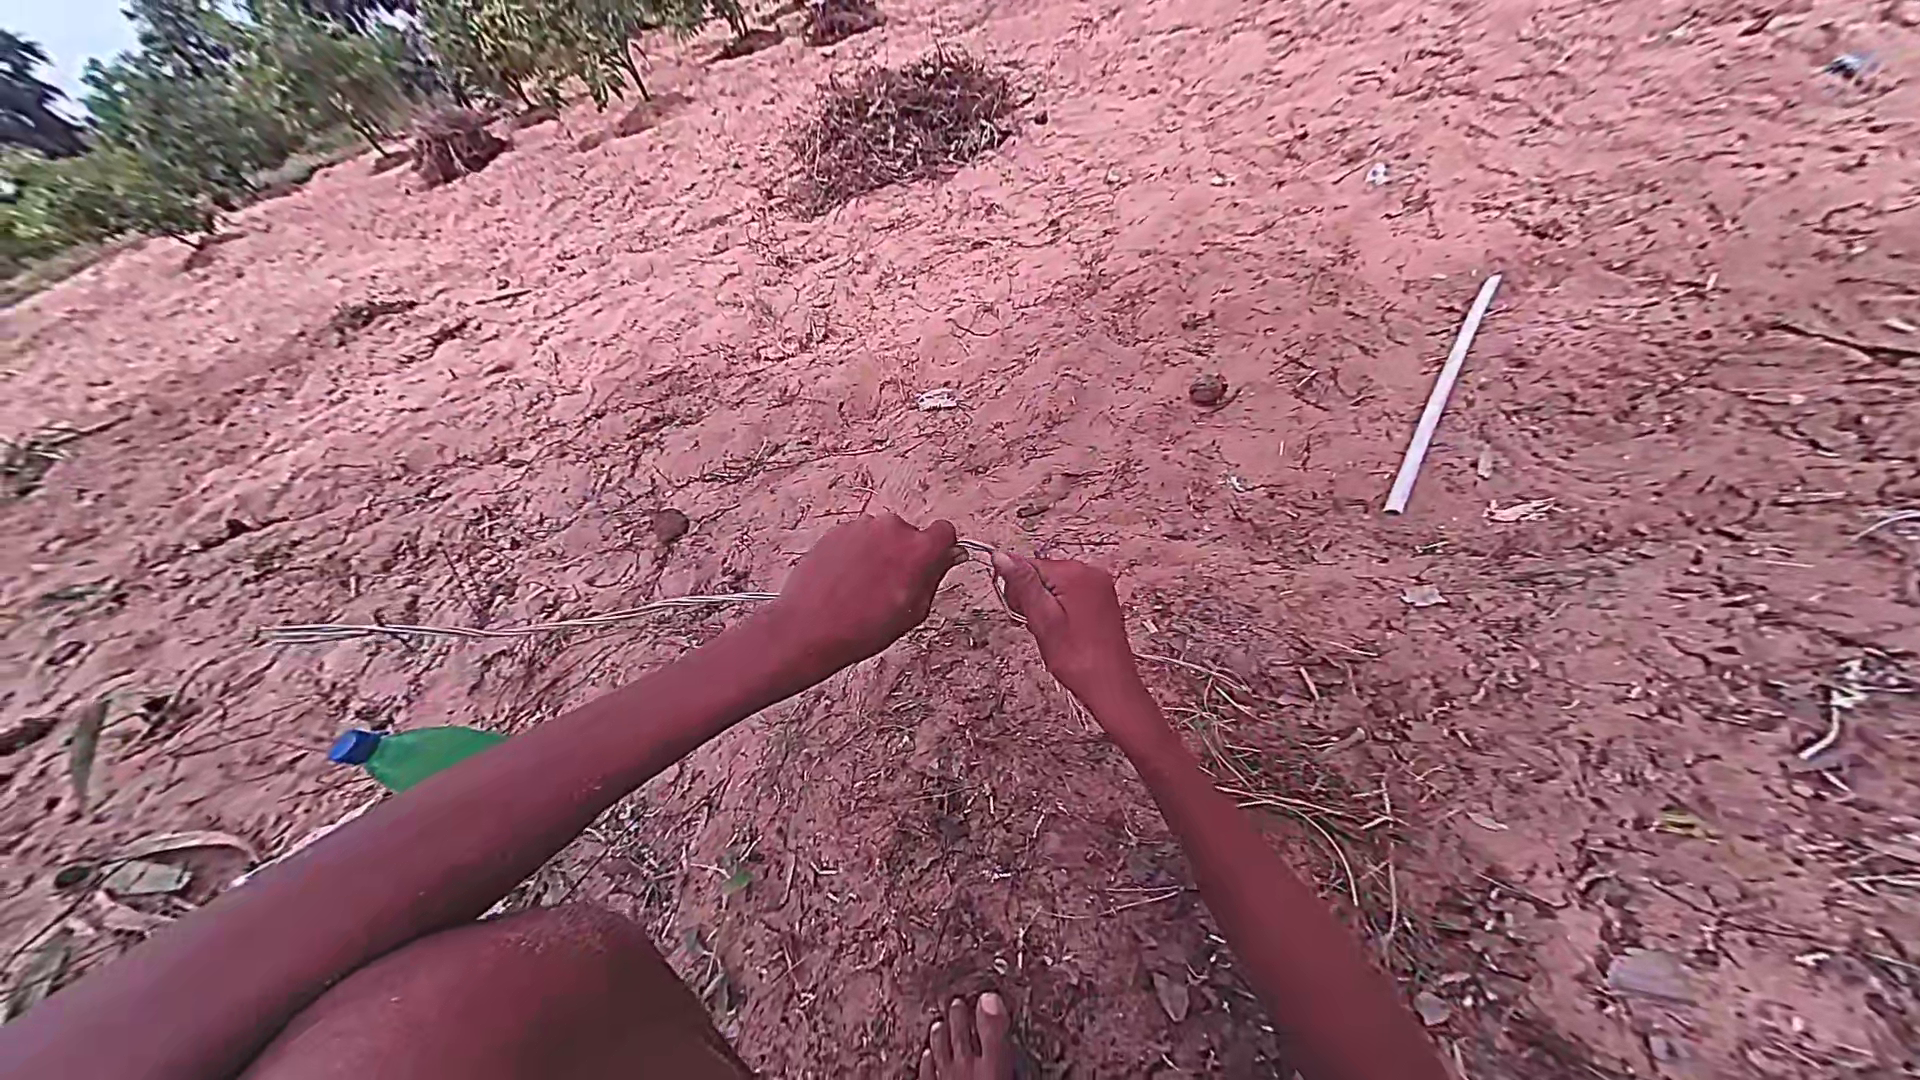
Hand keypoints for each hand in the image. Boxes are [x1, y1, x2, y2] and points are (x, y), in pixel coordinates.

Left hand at [762, 514, 961, 676]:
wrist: (810, 627)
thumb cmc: (862, 627)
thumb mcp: (914, 611)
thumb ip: (935, 576)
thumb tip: (950, 556)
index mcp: (919, 548)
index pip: (944, 532)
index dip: (940, 549)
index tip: (935, 561)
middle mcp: (892, 528)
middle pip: (910, 534)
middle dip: (906, 554)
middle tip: (894, 585)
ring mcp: (862, 527)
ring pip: (882, 535)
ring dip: (879, 553)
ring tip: (865, 588)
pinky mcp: (837, 531)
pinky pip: (857, 538)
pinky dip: (856, 554)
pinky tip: (847, 582)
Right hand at [992, 553, 1151, 712]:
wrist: (1110, 686)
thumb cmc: (1079, 659)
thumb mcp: (1042, 618)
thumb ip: (1022, 584)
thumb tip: (1002, 556)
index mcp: (1075, 573)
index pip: (1028, 565)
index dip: (1017, 590)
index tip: (1021, 611)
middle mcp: (1091, 573)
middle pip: (1042, 573)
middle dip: (1032, 598)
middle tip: (1040, 624)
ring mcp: (1099, 586)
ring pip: (1055, 586)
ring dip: (1046, 606)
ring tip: (1054, 631)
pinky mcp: (1102, 599)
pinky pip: (1070, 594)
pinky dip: (1060, 610)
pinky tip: (1064, 630)